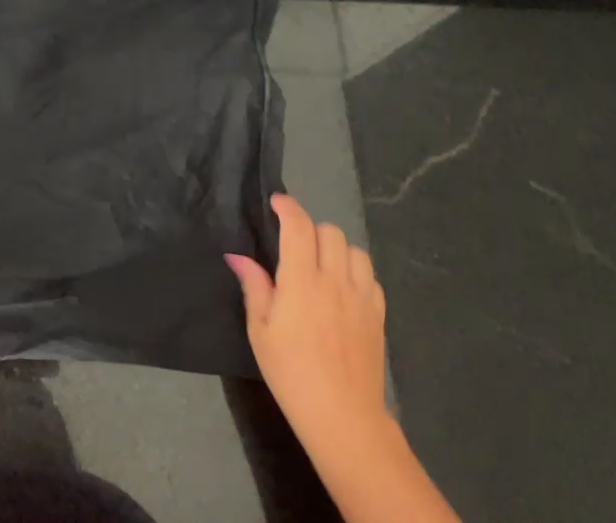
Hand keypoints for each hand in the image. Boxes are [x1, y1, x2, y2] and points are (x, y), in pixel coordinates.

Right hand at [226, 194, 390, 452]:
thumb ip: (254, 286)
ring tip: (320, 265)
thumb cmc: (291, 372)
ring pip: (354, 249)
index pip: (299, 227)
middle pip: (329, 232)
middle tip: (294, 246)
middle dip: (310, 229)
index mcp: (302, 280)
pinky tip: (342, 290)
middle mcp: (335, 279)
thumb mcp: (260, 330)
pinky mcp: (378, 313)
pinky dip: (355, 272)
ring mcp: (361, 296)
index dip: (288, 207)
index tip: (277, 201)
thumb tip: (238, 256)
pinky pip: (370, 276)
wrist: (342, 414)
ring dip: (336, 248)